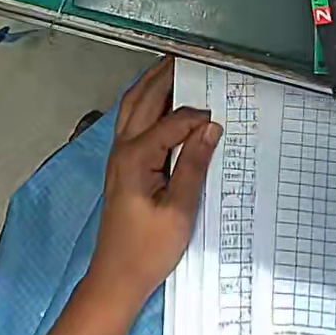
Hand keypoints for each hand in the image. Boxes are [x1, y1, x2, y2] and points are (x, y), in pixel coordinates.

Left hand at [86, 58, 221, 305]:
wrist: (116, 276)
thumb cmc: (147, 248)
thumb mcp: (179, 210)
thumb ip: (193, 165)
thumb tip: (210, 128)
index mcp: (135, 155)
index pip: (170, 122)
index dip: (196, 115)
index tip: (219, 114)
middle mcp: (122, 147)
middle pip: (142, 99)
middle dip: (163, 75)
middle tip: (186, 58)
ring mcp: (118, 153)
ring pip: (132, 105)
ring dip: (151, 84)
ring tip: (172, 68)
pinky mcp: (121, 162)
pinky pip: (132, 119)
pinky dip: (146, 102)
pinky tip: (161, 102)